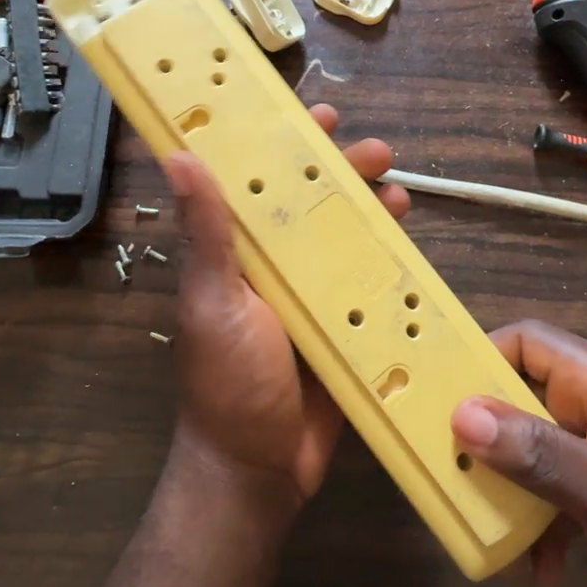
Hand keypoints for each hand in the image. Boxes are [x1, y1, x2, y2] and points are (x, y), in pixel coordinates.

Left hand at [160, 103, 409, 508]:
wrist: (259, 470)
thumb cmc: (227, 382)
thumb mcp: (213, 302)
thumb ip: (206, 234)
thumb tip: (176, 156)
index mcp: (238, 253)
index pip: (258, 184)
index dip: (283, 146)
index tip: (313, 115)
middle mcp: (276, 266)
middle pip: (312, 203)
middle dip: (343, 170)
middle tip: (373, 149)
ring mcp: (315, 295)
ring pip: (347, 235)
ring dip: (372, 206)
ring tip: (396, 188)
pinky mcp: (347, 325)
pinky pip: (372, 280)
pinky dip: (392, 254)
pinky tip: (409, 236)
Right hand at [451, 321, 586, 586]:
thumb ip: (536, 453)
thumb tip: (461, 411)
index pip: (528, 340)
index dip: (481, 358)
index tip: (440, 401)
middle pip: (525, 397)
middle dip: (489, 438)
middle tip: (452, 474)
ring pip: (538, 448)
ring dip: (514, 489)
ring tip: (494, 534)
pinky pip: (562, 487)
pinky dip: (545, 521)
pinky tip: (543, 567)